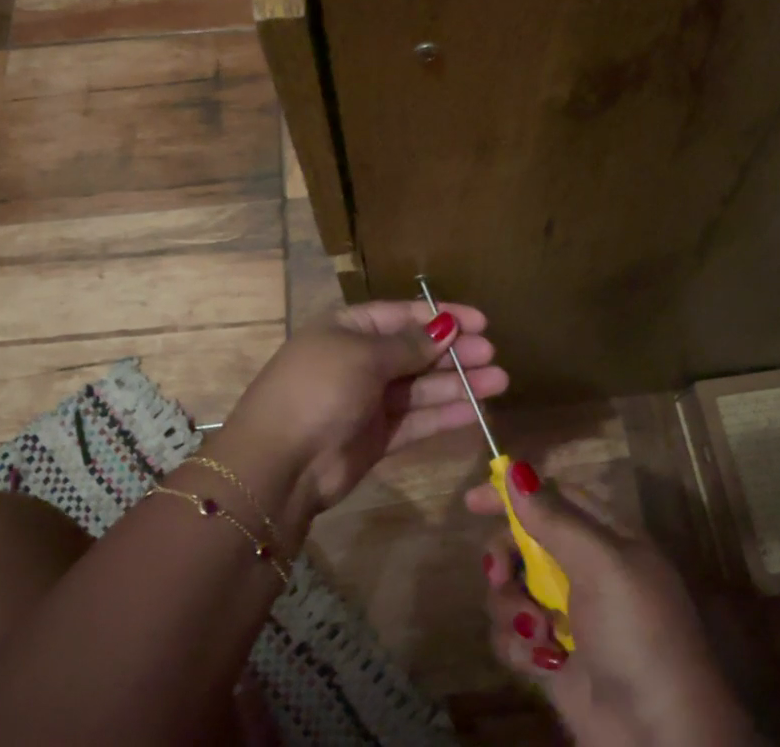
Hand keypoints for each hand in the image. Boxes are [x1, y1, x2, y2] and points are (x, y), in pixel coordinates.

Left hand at [219, 301, 506, 511]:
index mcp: (347, 328)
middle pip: (416, 350)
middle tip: (493, 355)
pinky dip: (445, 414)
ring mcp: (368, 401)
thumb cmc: (318, 390)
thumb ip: (409, 345)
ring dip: (458, 383)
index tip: (481, 322)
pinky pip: (417, 419)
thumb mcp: (363, 356)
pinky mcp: (377, 437)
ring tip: (499, 381)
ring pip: (422, 386)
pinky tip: (476, 409)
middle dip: (456, 351)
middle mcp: (359, 360)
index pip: (402, 314)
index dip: (442, 316)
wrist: (279, 464)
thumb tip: (446, 327)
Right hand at [466, 467, 760, 746]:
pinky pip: (510, 634)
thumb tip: (516, 469)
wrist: (657, 732)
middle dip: (505, 558)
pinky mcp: (550, 654)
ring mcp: (566, 614)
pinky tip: (539, 661)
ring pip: (510, 590)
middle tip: (501, 576)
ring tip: (536, 633)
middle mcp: (585, 570)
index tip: (472, 501)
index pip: (554, 497)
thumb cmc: (637, 633)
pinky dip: (516, 645)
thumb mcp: (601, 565)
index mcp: (607, 538)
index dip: (514, 494)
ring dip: (511, 609)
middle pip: (523, 543)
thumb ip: (554, 517)